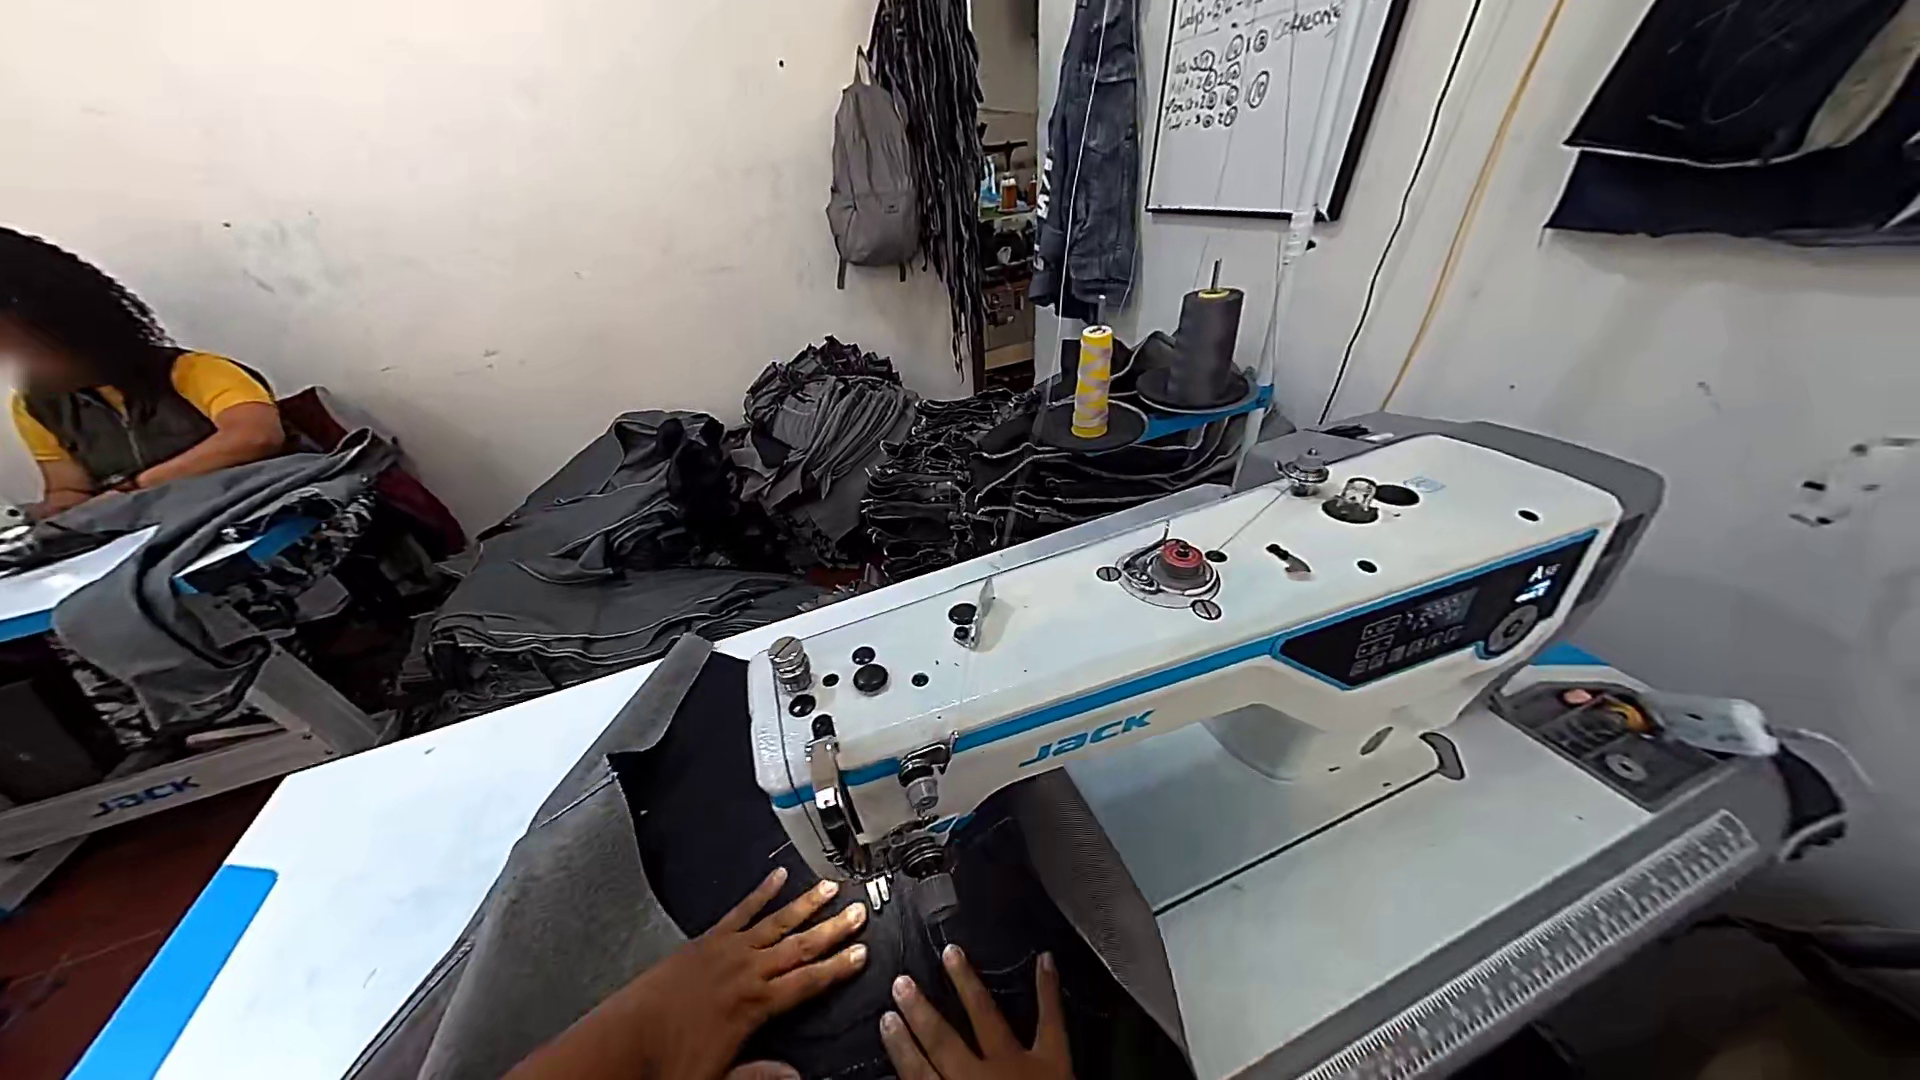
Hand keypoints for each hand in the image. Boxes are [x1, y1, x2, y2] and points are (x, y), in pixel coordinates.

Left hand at [628, 866, 869, 1078]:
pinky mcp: (709, 939)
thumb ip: (760, 1076)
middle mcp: (747, 970)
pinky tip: (777, 877)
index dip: (838, 967)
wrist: (622, 1044)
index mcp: (754, 1005)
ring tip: (829, 887)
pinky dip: (762, 892)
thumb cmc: (667, 1067)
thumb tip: (797, 1077)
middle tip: (858, 911)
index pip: (808, 982)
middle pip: (801, 945)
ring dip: (806, 904)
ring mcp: (729, 949)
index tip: (860, 952)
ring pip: (778, 921)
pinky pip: (742, 910)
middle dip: (833, 928)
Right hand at [880, 945, 1071, 1079]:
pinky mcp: (1053, 1062)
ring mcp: (1017, 1066)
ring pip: (985, 1016)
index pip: (919, 1076)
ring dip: (966, 983)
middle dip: (920, 1011)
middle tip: (903, 981)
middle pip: (943, 1040)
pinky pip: (1050, 1020)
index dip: (902, 1048)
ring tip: (952, 953)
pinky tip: (1045, 959)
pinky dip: (1048, 988)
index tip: (887, 1021)